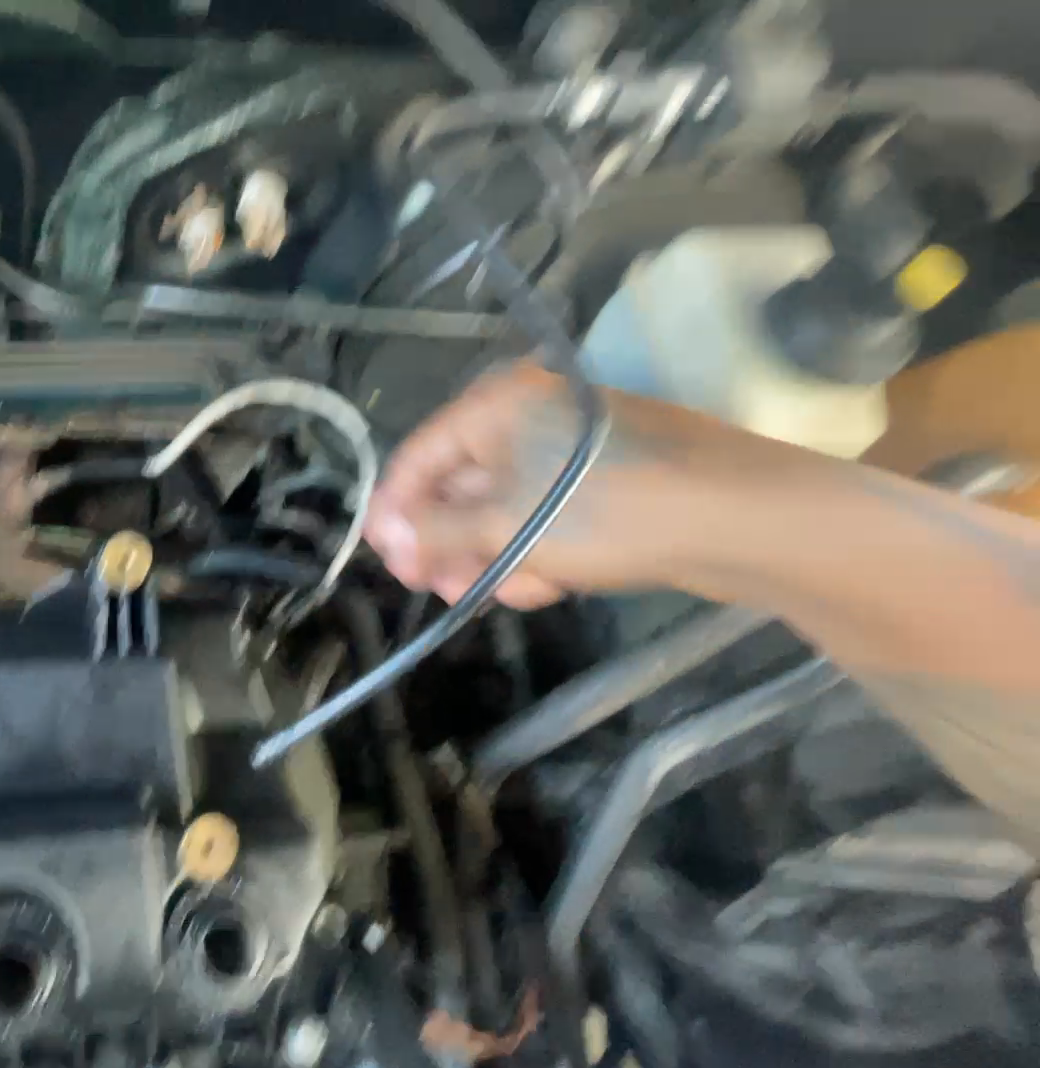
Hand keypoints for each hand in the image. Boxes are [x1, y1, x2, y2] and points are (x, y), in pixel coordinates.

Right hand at [363, 362, 729, 606]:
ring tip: (479, 595)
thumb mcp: (504, 523)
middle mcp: (530, 416)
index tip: (382, 556)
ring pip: (503, 506)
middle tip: (428, 585)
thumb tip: (388, 539)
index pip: (419, 456)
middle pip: (460, 483)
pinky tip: (538, 587)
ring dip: (485, 553)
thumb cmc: (608, 510)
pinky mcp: (605, 481)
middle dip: (444, 540)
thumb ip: (434, 530)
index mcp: (497, 405)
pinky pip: (547, 515)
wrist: (753, 521)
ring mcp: (571, 449)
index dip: (394, 509)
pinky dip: (534, 550)